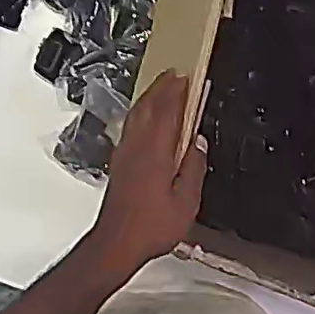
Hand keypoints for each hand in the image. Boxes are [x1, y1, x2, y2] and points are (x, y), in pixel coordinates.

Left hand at [84, 72, 206, 277]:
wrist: (117, 239)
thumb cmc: (151, 225)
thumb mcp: (186, 202)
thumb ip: (193, 169)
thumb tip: (197, 143)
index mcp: (155, 152)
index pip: (166, 112)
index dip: (175, 92)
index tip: (184, 78)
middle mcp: (137, 145)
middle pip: (148, 106)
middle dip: (161, 87)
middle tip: (173, 74)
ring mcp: (125, 150)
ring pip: (136, 113)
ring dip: (149, 96)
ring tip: (161, 87)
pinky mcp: (119, 159)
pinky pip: (130, 124)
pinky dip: (141, 111)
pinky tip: (145, 115)